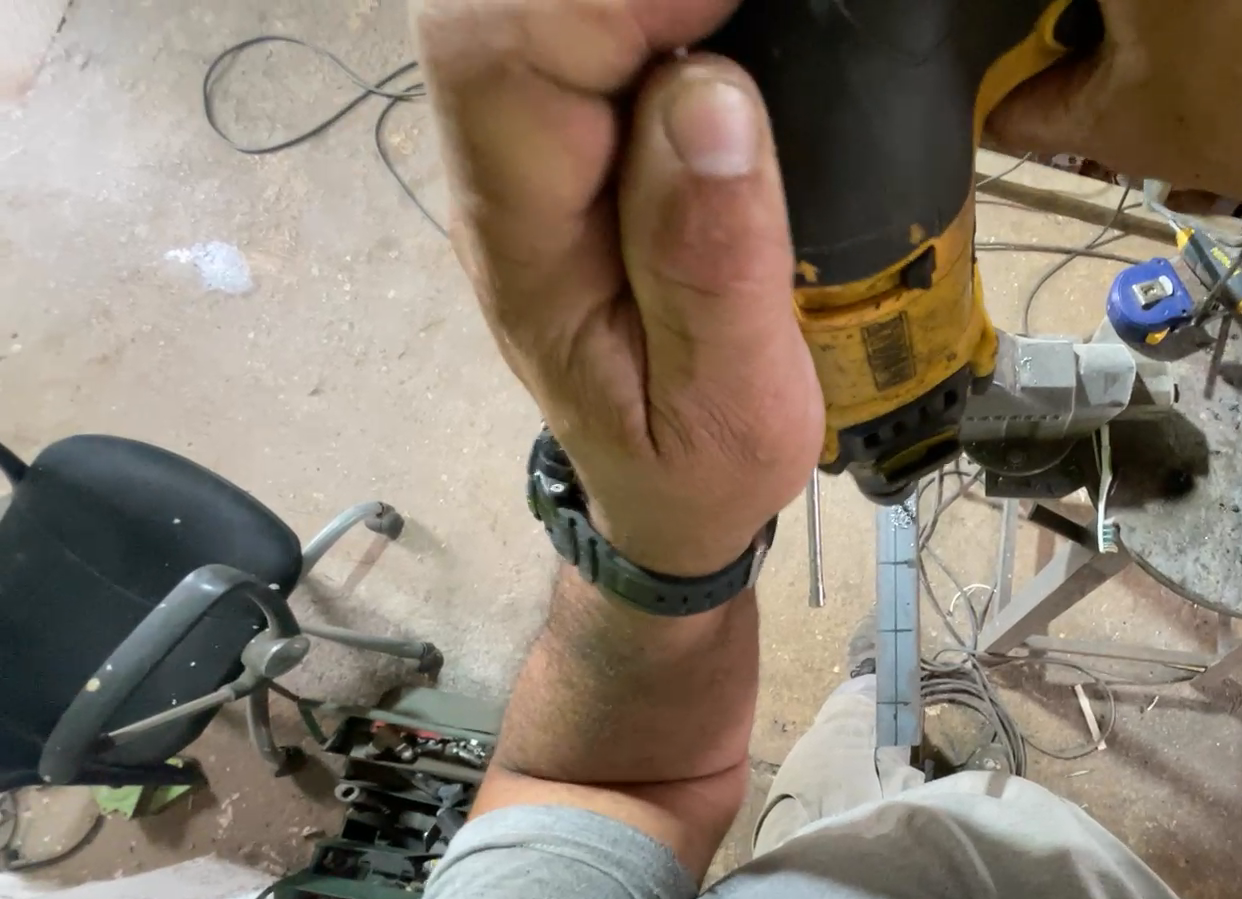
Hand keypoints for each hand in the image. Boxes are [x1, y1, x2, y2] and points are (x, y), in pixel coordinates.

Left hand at [414, 0, 821, 577]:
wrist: (669, 504)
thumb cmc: (700, 472)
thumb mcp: (729, 403)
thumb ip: (716, 273)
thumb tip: (714, 102)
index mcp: (530, 257)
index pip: (511, 62)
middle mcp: (506, 195)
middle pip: (498, 11)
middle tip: (741, 6)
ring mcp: (535, 182)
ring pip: (532, 22)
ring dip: (630, 5)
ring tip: (736, 16)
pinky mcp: (580, 181)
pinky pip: (584, 62)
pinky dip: (641, 27)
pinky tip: (710, 33)